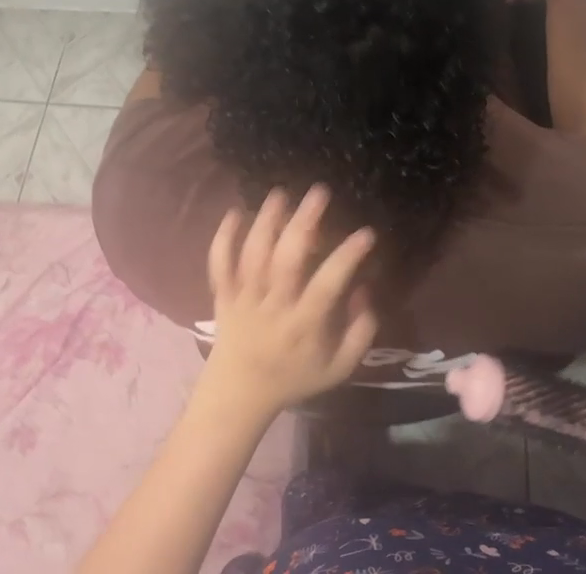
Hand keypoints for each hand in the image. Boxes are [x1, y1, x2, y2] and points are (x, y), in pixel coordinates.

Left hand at [199, 186, 377, 417]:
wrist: (239, 394)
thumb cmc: (294, 377)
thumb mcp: (338, 369)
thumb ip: (360, 333)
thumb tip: (364, 290)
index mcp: (304, 325)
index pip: (328, 285)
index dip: (347, 257)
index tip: (366, 232)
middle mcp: (273, 307)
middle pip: (286, 260)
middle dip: (304, 222)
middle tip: (320, 191)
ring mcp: (244, 299)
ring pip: (253, 255)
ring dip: (266, 221)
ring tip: (281, 193)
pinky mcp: (223, 296)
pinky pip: (219, 264)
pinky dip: (223, 237)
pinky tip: (234, 212)